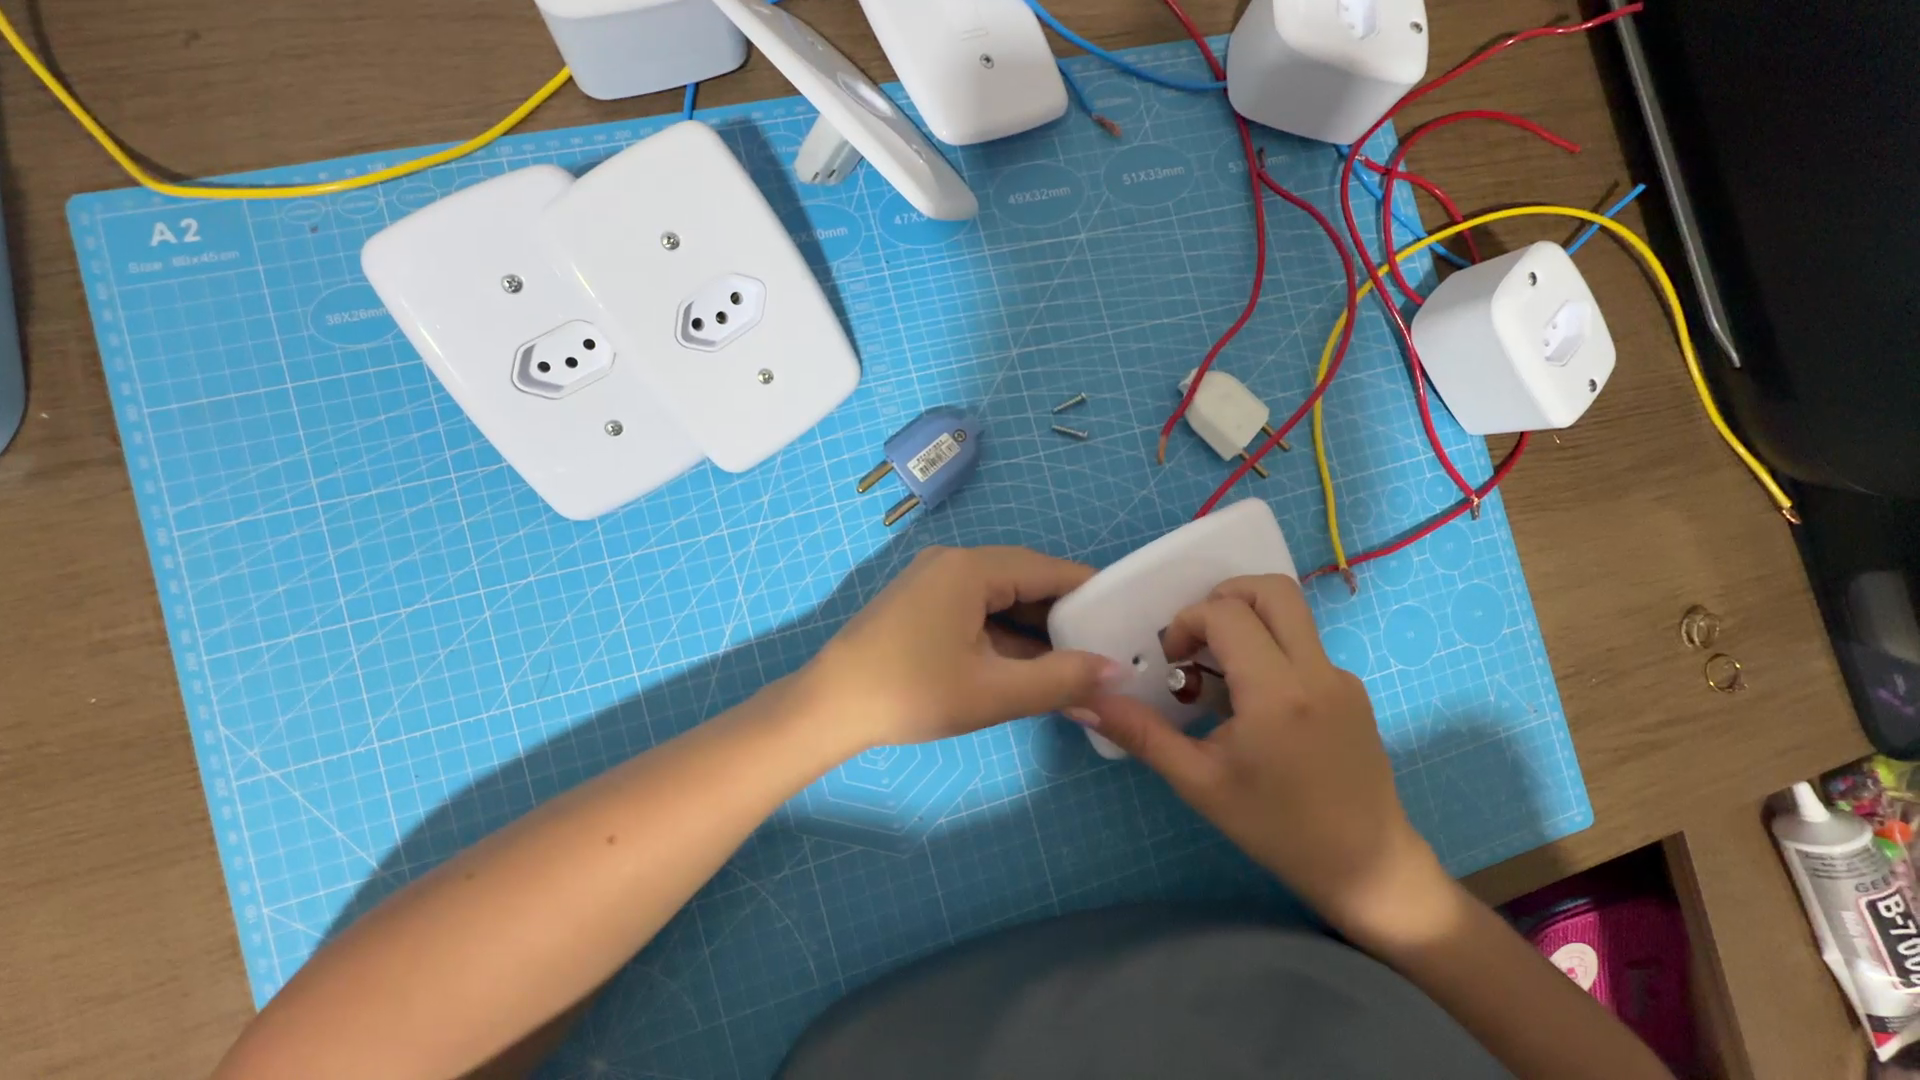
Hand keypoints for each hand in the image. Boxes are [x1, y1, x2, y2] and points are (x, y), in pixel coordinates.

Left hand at [803, 546, 1120, 749]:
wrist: (828, 708)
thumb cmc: (912, 692)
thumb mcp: (995, 691)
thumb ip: (1061, 680)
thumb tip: (1117, 673)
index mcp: (971, 568)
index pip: (1049, 570)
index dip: (1090, 593)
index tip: (1125, 619)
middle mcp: (952, 564)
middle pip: (1025, 582)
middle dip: (1063, 618)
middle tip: (1104, 649)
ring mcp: (932, 585)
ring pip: (1000, 601)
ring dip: (1034, 633)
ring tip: (1075, 665)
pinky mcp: (920, 608)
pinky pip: (976, 613)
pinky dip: (1004, 638)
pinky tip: (1028, 670)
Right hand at [1082, 574, 1448, 936]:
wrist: (1366, 866)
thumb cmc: (1276, 828)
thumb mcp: (1199, 783)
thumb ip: (1141, 734)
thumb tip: (1082, 702)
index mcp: (1277, 692)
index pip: (1227, 614)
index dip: (1187, 622)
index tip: (1171, 660)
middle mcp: (1316, 671)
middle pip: (1272, 590)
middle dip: (1222, 597)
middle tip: (1195, 639)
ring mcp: (1341, 678)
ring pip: (1292, 614)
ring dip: (1246, 622)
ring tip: (1217, 674)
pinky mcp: (1351, 691)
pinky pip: (1303, 647)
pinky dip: (1269, 651)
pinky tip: (1250, 705)